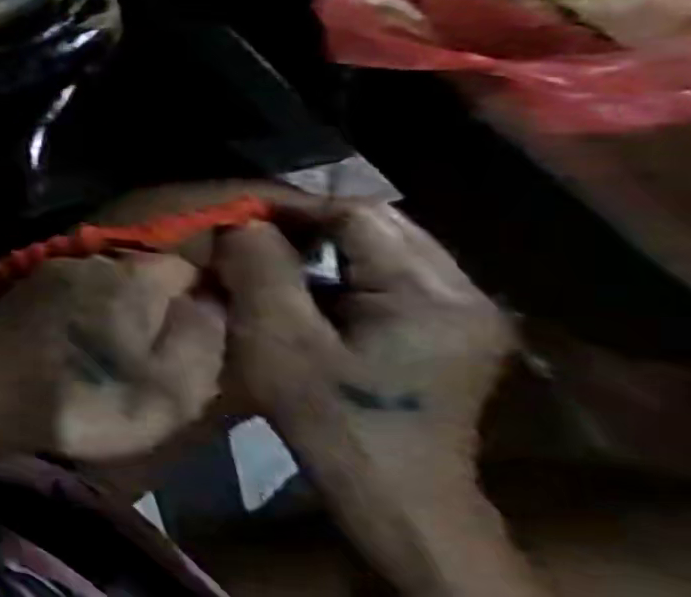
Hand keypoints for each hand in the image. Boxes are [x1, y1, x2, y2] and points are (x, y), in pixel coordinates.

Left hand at [0, 252, 226, 460]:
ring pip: (102, 283)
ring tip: (111, 355)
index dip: (199, 301)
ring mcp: (50, 268)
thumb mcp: (172, 388)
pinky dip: (80, 314)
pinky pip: (69, 292)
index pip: (186, 268)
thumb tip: (212, 299)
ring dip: (113, 311)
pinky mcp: (22, 285)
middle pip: (141, 274)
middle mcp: (91, 259)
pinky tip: (74, 346)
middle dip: (154, 307)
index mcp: (134, 276)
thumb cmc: (90, 398)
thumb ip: (202, 337)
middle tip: (154, 356)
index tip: (197, 338)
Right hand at [217, 206, 513, 471]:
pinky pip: (391, 270)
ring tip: (273, 259)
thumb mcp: (278, 338)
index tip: (237, 218)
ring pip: (383, 243)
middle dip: (307, 223)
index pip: (355, 213)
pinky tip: (309, 287)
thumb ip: (258, 266)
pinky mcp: (454, 327)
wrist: (396, 498)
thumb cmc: (333, 417)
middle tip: (251, 236)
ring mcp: (468, 310)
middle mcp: (465, 292)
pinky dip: (343, 267)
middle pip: (376, 222)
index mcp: (432, 294)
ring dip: (324, 245)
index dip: (290, 207)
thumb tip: (240, 218)